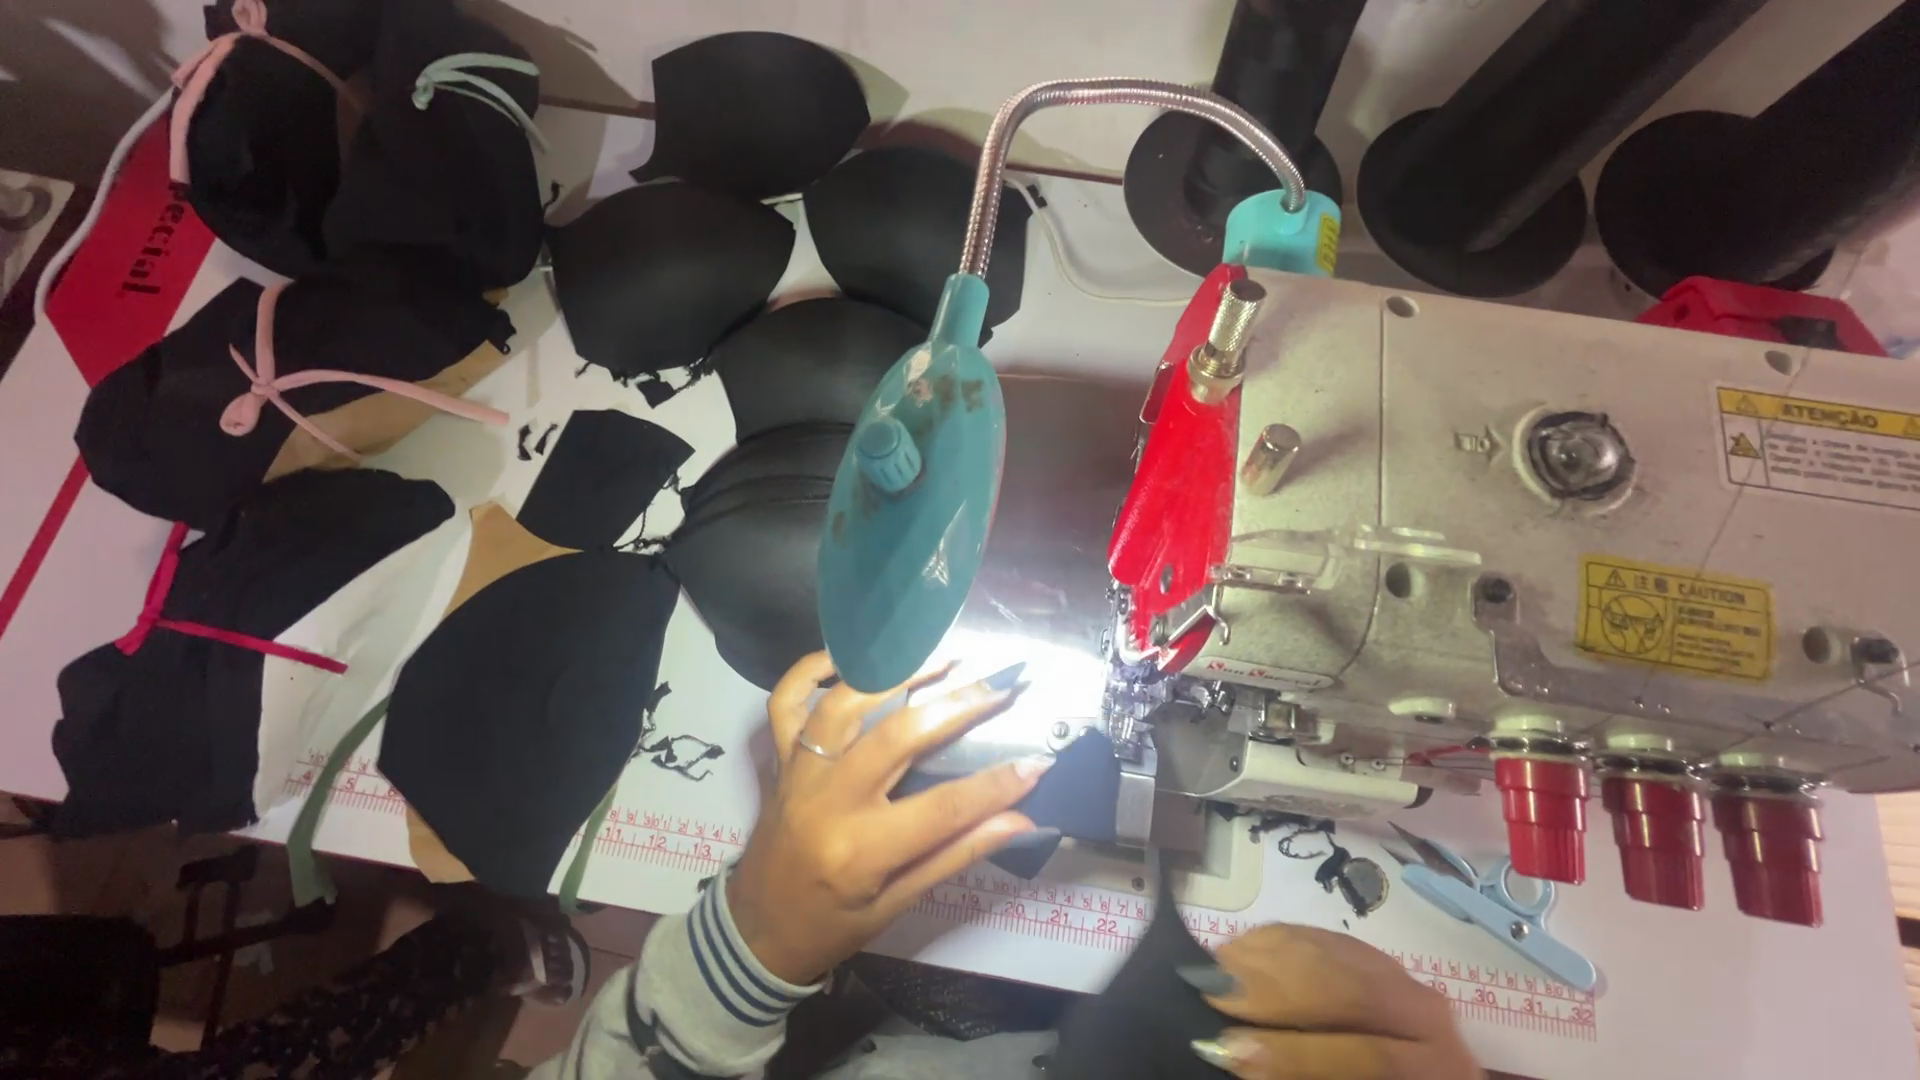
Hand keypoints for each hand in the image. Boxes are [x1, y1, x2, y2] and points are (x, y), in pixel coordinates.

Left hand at [726, 652, 1050, 983]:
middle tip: (997, 687)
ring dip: (893, 675)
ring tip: (940, 657)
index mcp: (861, 851)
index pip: (943, 808)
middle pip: (897, 738)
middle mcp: (828, 801)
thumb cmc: (833, 924)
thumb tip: (1021, 819)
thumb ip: (958, 853)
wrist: (755, 933)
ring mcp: (799, 772)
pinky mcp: (779, 758)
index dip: (997, 785)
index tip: (1038, 761)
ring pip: (842, 705)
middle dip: (954, 708)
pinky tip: (850, 656)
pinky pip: (786, 700)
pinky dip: (812, 669)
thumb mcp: (899, 903)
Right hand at [1186, 924, 1481, 1079]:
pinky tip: (1237, 951)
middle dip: (1274, 987)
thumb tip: (1236, 1049)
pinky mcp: (1368, 954)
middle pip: (1353, 988)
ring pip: (1332, 951)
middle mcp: (1430, 1018)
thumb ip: (1299, 1071)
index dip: (1299, 1054)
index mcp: (1436, 1069)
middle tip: (1210, 988)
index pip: (1374, 1057)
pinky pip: (1316, 935)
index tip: (1231, 1048)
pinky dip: (1272, 941)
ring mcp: (1402, 978)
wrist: (1399, 1075)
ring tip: (1214, 968)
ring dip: (1265, 955)